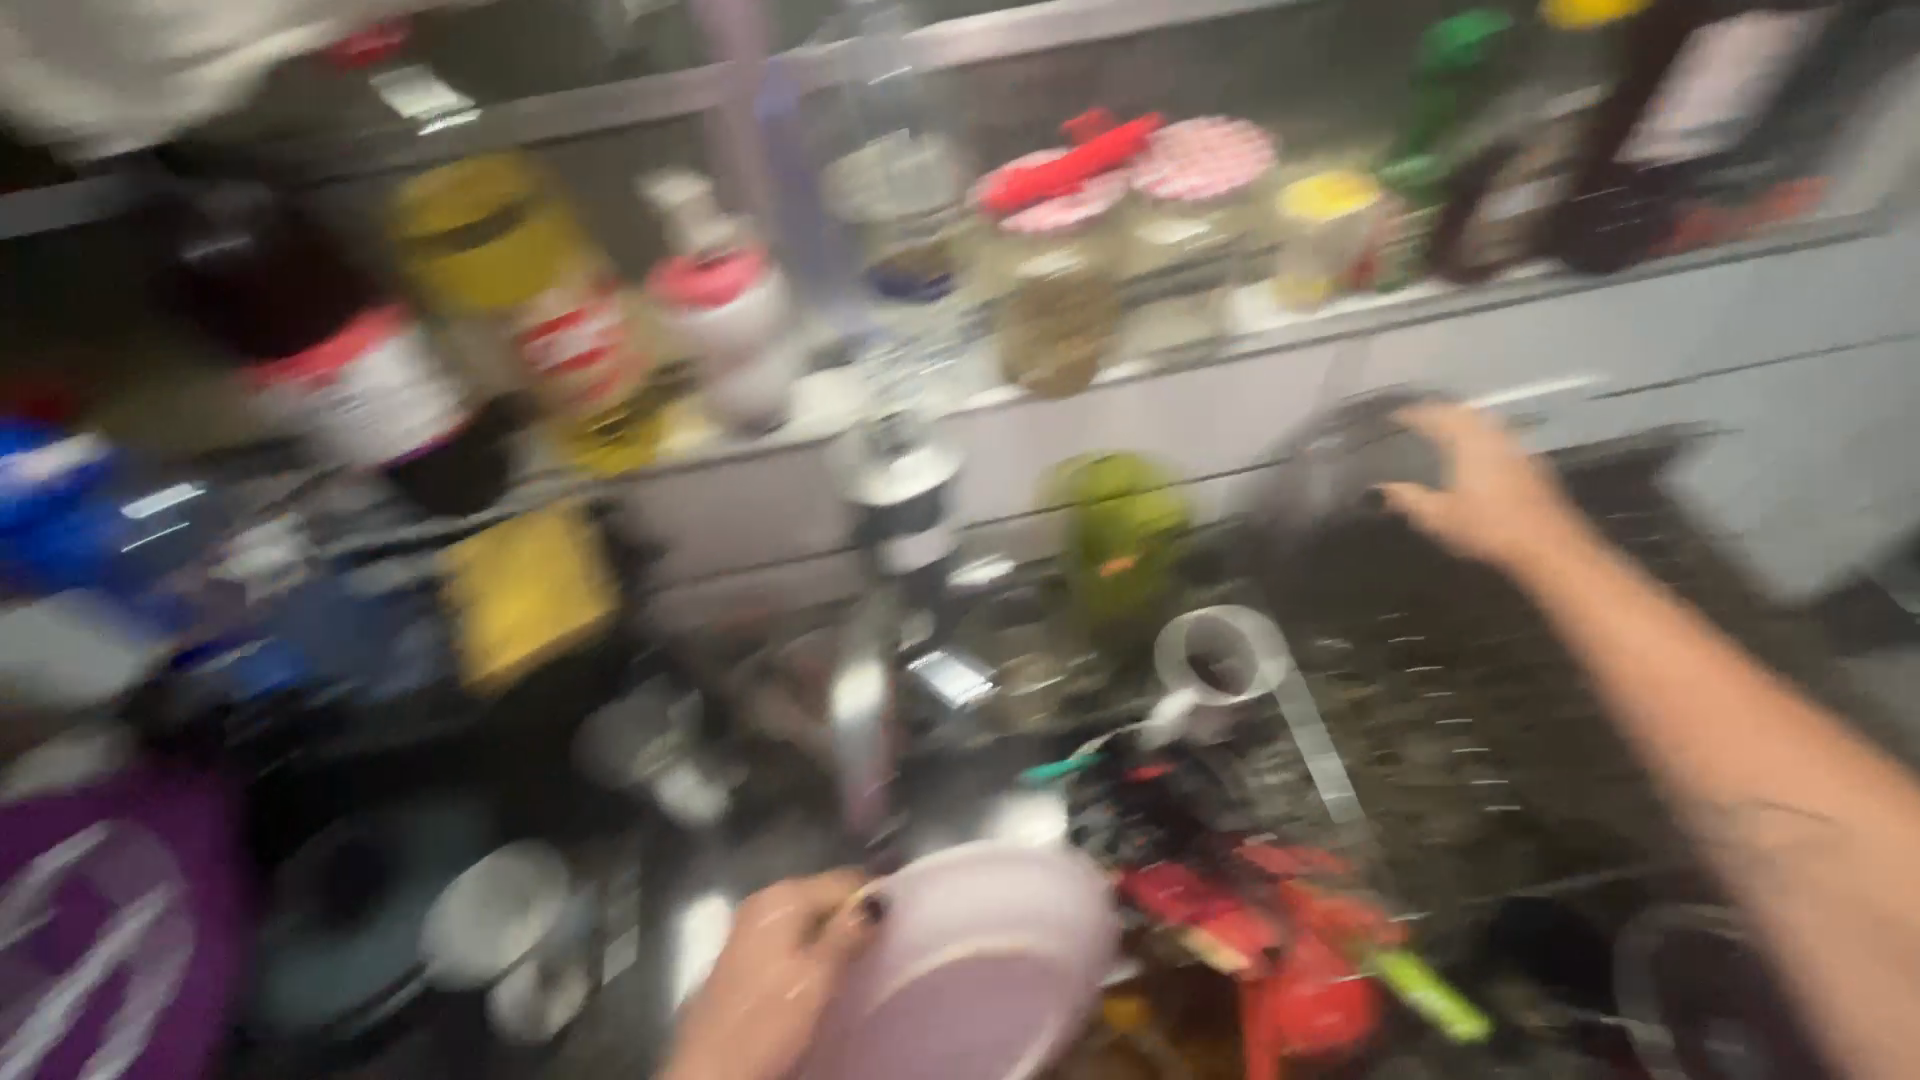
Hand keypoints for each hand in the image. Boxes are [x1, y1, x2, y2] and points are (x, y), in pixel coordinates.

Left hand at [663, 870, 879, 1079]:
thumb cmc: (767, 1026)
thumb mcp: (818, 979)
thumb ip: (849, 932)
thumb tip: (880, 895)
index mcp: (783, 896)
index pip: (846, 879)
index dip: (874, 901)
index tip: (897, 930)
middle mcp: (763, 901)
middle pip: (826, 896)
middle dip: (852, 920)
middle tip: (878, 954)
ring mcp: (748, 929)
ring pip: (808, 920)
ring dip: (832, 939)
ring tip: (854, 971)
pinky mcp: (742, 958)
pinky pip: (791, 940)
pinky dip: (810, 952)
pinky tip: (820, 982)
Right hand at [1376, 403, 1596, 573]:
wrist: (1548, 547)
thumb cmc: (1487, 529)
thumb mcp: (1437, 517)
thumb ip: (1406, 498)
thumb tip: (1378, 488)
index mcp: (1468, 444)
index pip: (1437, 416)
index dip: (1413, 413)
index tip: (1394, 415)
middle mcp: (1494, 438)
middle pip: (1465, 412)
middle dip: (1440, 411)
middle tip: (1418, 416)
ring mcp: (1517, 450)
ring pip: (1485, 423)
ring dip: (1462, 421)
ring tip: (1443, 429)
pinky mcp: (1531, 465)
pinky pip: (1498, 437)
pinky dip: (1479, 435)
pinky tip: (1474, 451)